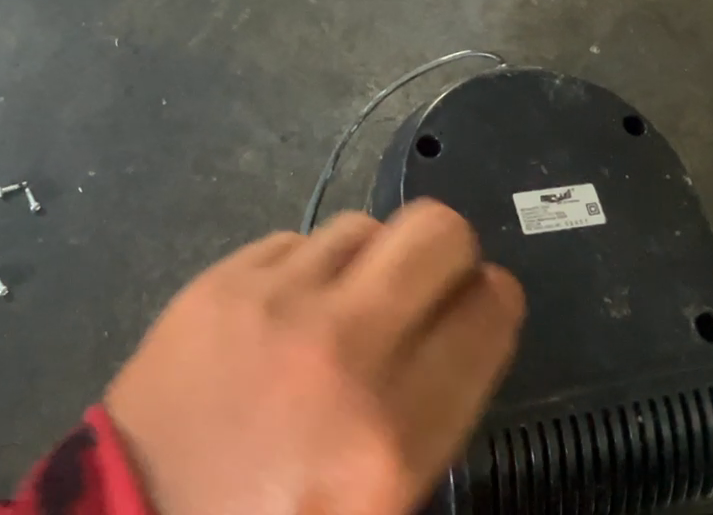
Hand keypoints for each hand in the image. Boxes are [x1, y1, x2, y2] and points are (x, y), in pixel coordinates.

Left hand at [106, 200, 525, 514]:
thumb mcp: (381, 501)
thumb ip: (435, 411)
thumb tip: (464, 327)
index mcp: (391, 436)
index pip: (488, 312)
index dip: (493, 301)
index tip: (478, 307)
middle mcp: (340, 351)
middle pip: (438, 232)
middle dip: (449, 251)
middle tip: (428, 284)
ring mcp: (273, 305)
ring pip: (364, 226)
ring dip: (369, 262)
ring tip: (344, 303)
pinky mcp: (219, 282)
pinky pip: (296, 239)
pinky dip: (304, 269)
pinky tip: (284, 311)